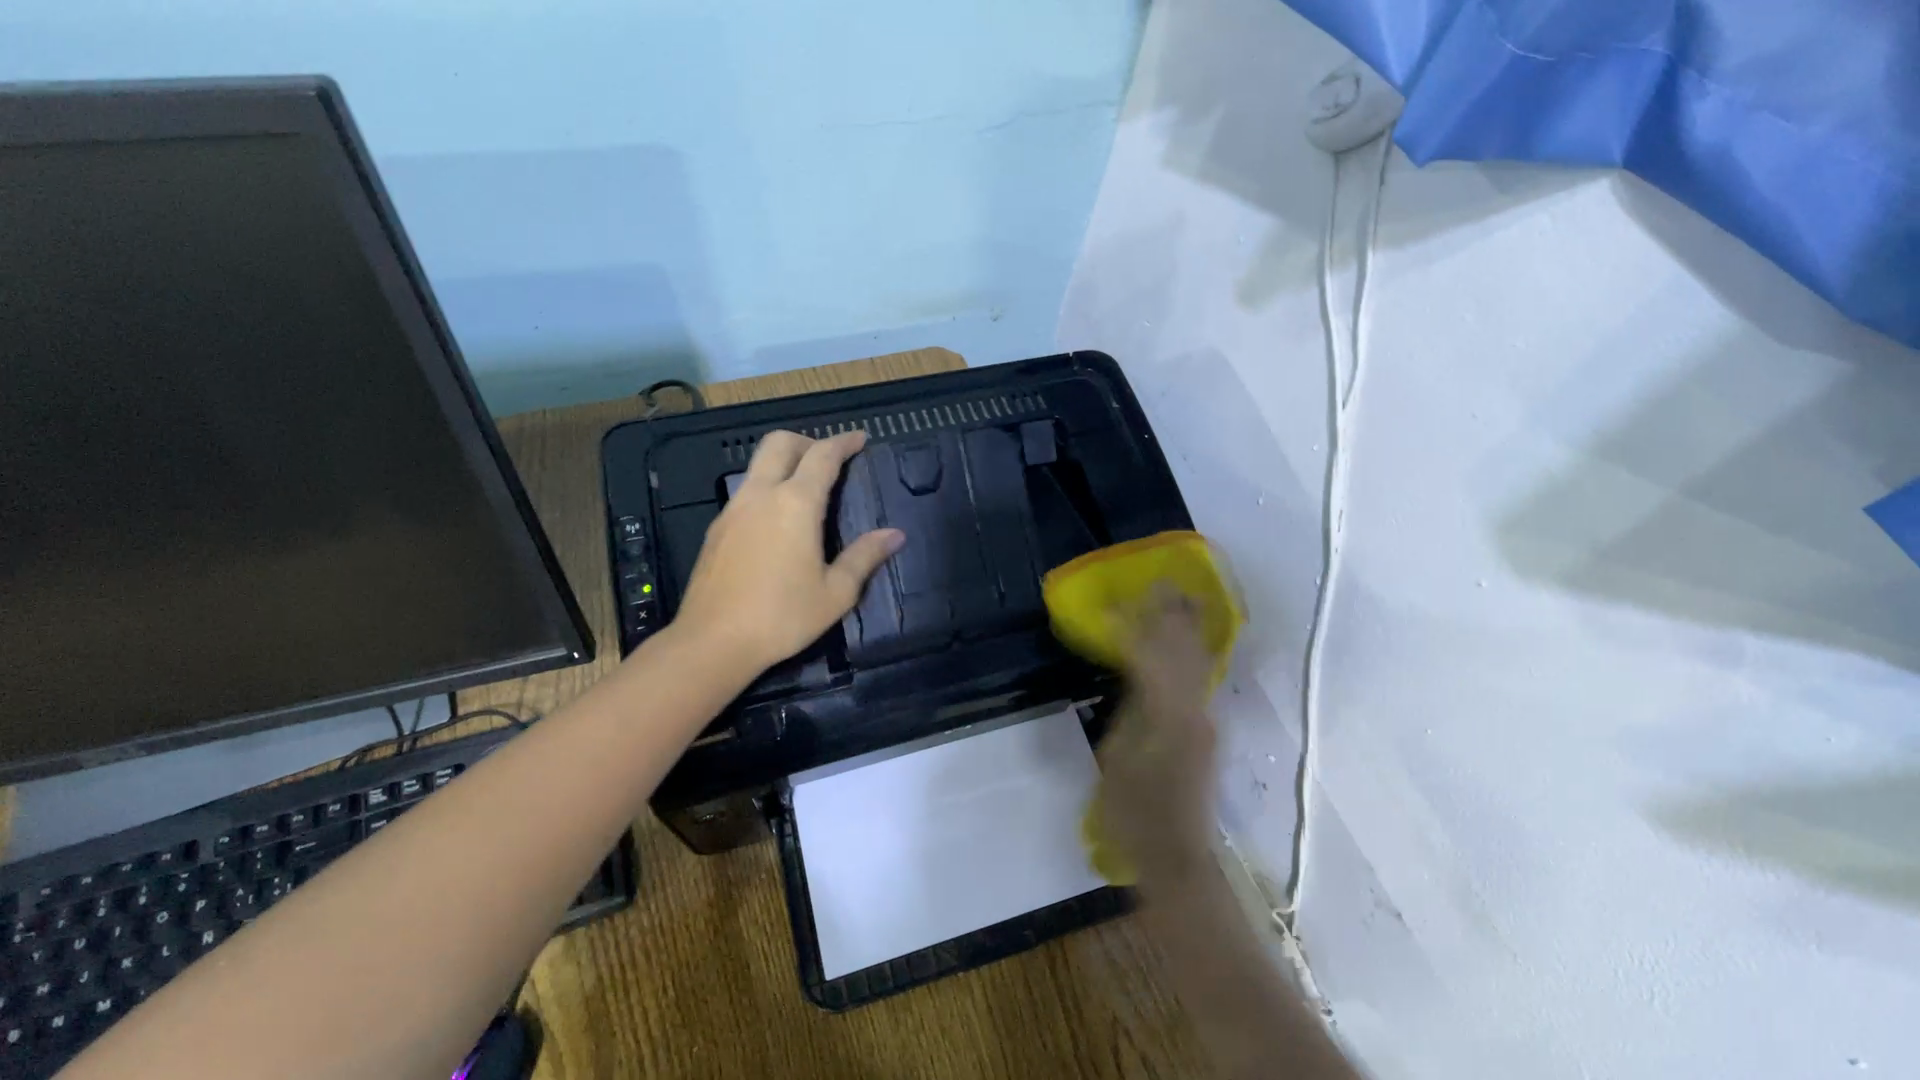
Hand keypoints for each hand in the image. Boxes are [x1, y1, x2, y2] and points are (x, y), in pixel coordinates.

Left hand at [672, 429, 903, 674]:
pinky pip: (745, 492)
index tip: (860, 439)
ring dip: (783, 463)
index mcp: (796, 503)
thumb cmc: (782, 617)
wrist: (713, 641)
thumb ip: (864, 557)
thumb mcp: (836, 593)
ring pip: (757, 466)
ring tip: (805, 489)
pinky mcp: (717, 529)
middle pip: (780, 443)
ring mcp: (733, 510)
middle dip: (807, 441)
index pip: (823, 455)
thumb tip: (894, 534)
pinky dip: (766, 488)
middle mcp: (761, 495)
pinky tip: (777, 522)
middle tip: (829, 459)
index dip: (844, 442)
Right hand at [1098, 595, 1219, 882]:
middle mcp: (1194, 710)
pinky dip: (1190, 655)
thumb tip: (1133, 680)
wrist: (1177, 855)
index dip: (1134, 626)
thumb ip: (1128, 714)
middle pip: (1182, 652)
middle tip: (1163, 582)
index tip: (1119, 602)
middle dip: (1171, 616)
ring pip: (1195, 664)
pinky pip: (1197, 680)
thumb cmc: (1135, 815)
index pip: (1150, 655)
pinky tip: (1188, 645)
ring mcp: (1204, 721)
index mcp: (1167, 714)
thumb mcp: (1116, 760)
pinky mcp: (1205, 734)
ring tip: (1183, 600)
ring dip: (1186, 631)